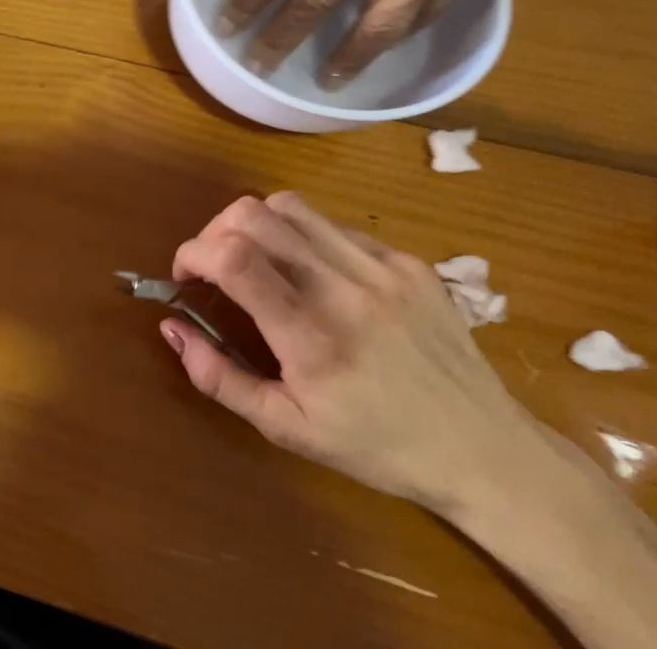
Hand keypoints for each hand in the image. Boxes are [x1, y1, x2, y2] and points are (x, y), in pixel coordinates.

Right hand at [162, 193, 549, 515]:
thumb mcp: (286, 428)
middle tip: (215, 268)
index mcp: (312, 338)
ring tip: (257, 262)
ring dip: (255, 225)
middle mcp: (346, 290)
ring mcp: (384, 270)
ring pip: (291, 206)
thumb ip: (219, 377)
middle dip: (214, 232)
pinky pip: (334, 226)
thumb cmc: (377, 447)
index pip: (234, 258)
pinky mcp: (410, 263)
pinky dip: (303, 239)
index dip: (192, 253)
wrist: (485, 450)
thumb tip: (171, 327)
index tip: (184, 277)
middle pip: (254, 215)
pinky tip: (312, 276)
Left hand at [219, 0, 590, 86]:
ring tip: (329, 79)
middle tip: (259, 65)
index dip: (245, 3)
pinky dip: (403, 30)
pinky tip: (386, 42)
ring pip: (374, 26)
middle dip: (279, 41)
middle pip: (310, 5)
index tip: (228, 25)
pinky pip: (425, 10)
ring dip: (348, 58)